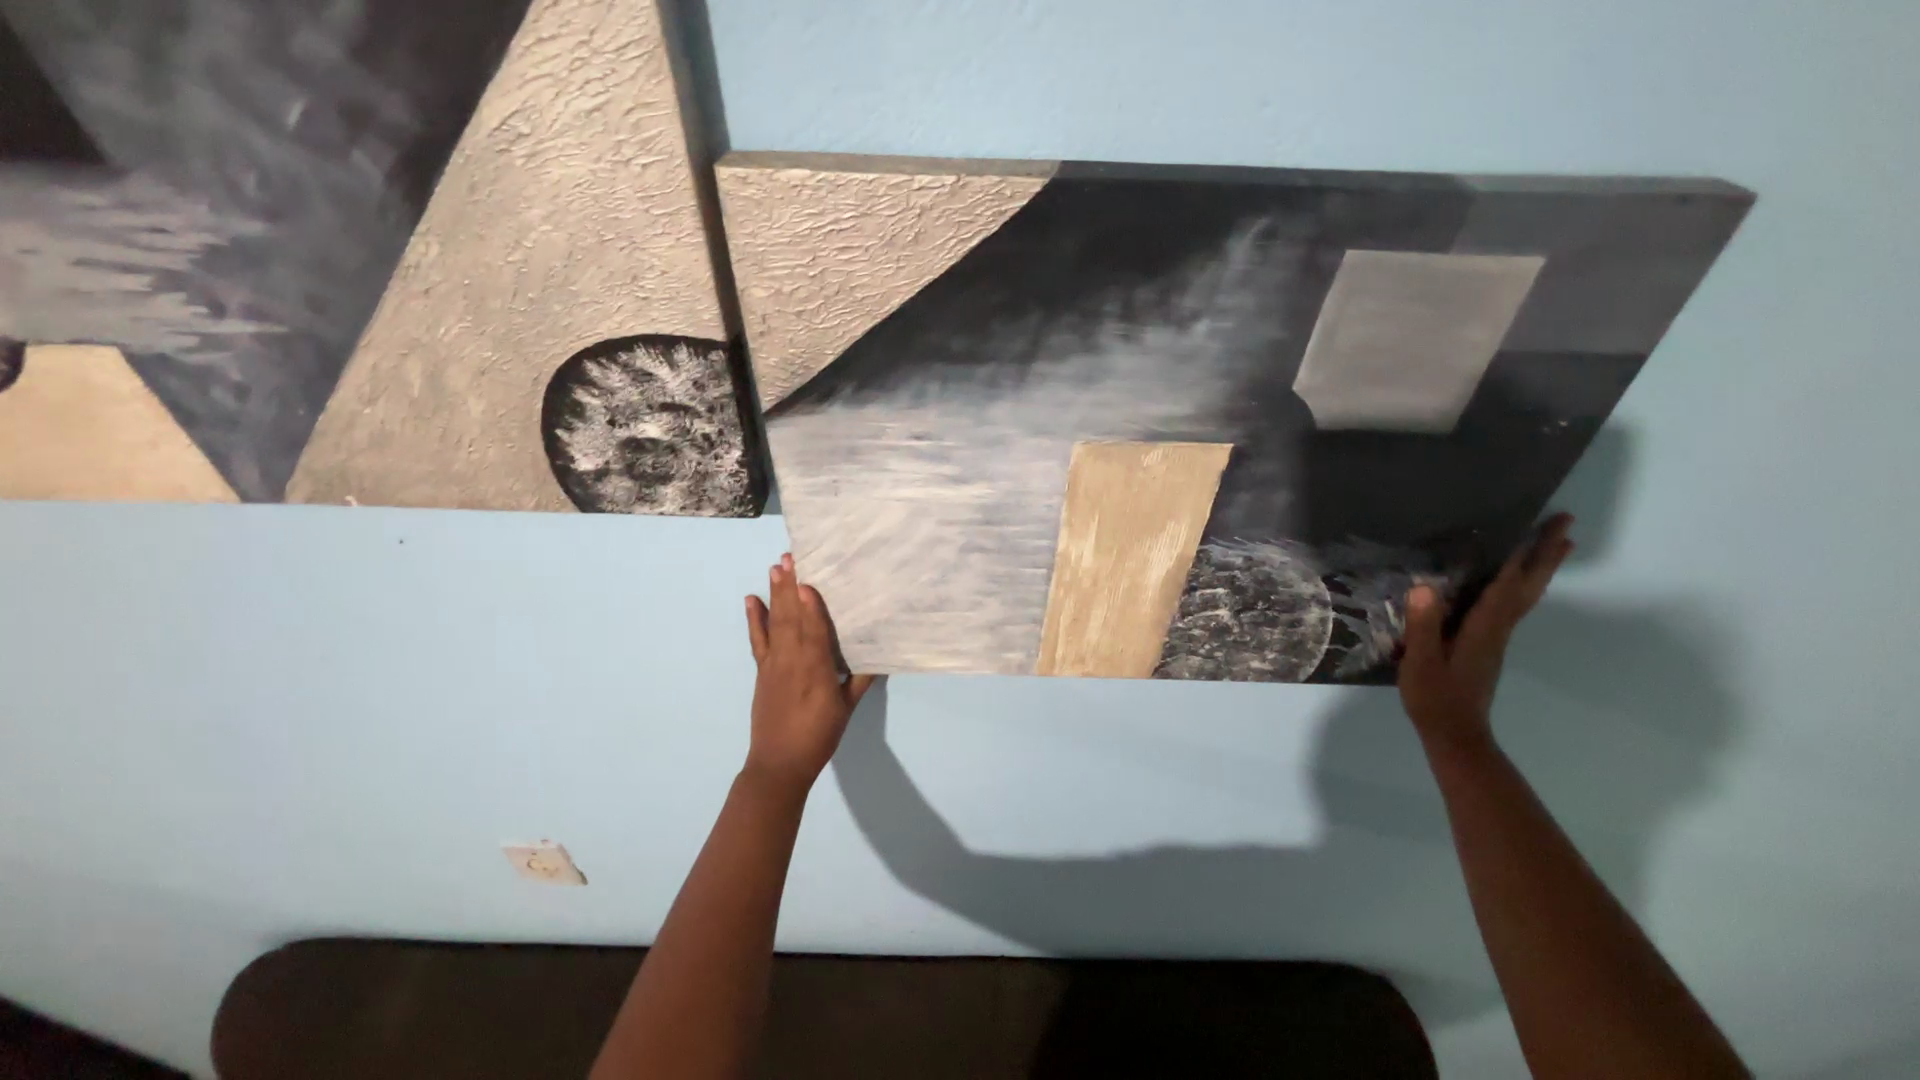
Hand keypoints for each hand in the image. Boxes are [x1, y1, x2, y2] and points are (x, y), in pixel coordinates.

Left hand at [742, 554, 874, 794]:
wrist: (779, 764)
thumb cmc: (819, 736)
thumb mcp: (846, 709)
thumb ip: (859, 680)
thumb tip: (879, 655)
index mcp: (815, 669)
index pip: (813, 629)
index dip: (810, 603)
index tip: (807, 576)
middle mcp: (792, 660)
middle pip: (791, 617)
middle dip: (790, 586)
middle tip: (791, 556)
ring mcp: (773, 663)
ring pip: (775, 622)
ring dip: (774, 594)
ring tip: (776, 567)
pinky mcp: (762, 671)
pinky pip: (758, 640)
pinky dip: (754, 619)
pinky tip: (752, 600)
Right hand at [1399, 514, 1574, 755]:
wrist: (1456, 735)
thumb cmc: (1435, 699)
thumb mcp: (1420, 663)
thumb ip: (1423, 627)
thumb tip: (1425, 587)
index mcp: (1481, 630)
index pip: (1505, 586)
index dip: (1519, 557)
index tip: (1537, 528)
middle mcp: (1497, 630)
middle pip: (1528, 587)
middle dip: (1545, 555)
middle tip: (1565, 523)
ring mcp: (1496, 639)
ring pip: (1525, 596)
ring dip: (1541, 568)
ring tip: (1557, 544)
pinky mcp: (1488, 646)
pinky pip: (1513, 605)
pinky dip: (1523, 585)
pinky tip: (1518, 581)